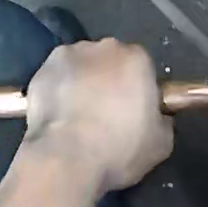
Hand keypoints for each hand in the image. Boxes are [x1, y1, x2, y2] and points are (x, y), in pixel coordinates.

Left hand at [22, 39, 172, 192]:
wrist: (66, 159)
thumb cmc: (118, 149)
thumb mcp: (160, 143)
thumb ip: (163, 120)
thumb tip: (158, 115)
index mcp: (137, 58)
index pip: (141, 67)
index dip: (136, 89)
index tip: (131, 112)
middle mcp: (105, 47)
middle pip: (110, 61)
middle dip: (109, 80)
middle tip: (104, 113)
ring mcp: (71, 54)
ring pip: (82, 65)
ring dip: (83, 82)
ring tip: (76, 116)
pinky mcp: (44, 68)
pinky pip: (57, 76)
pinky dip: (57, 89)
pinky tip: (57, 114)